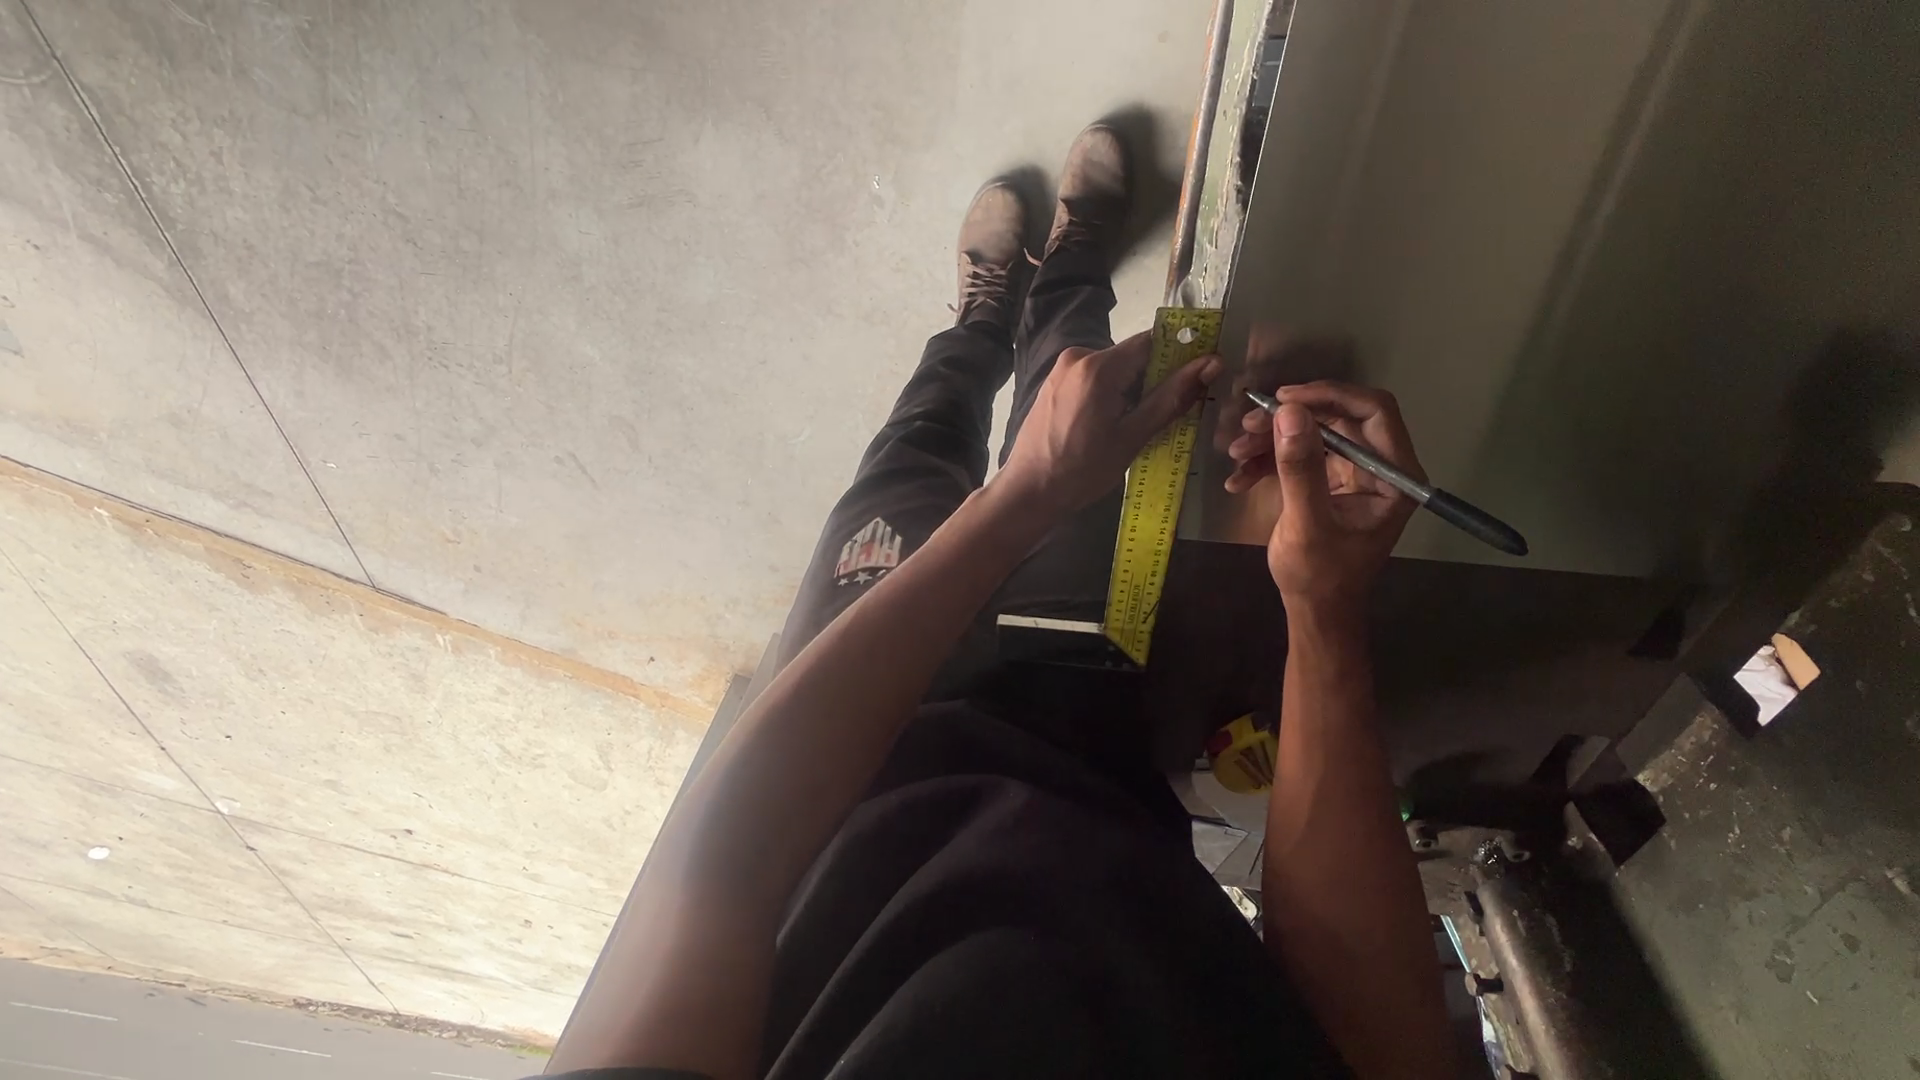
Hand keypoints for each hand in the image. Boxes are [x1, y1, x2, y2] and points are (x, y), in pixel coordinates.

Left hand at [995, 331, 1222, 518]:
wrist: (1029, 491)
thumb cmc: (1082, 470)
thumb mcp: (1133, 435)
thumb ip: (1172, 397)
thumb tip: (1211, 364)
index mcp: (1098, 366)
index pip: (1153, 341)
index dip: (1181, 356)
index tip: (1199, 378)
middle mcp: (1077, 356)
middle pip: (1133, 356)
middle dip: (1155, 380)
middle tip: (1169, 414)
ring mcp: (1061, 369)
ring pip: (1114, 369)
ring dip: (1132, 390)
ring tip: (1136, 425)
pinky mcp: (1054, 383)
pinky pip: (1094, 379)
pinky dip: (1110, 395)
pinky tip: (1111, 425)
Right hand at [1225, 381, 1424, 612]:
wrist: (1314, 610)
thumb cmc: (1320, 576)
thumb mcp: (1307, 523)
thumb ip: (1300, 469)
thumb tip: (1288, 412)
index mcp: (1393, 475)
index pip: (1373, 411)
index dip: (1330, 396)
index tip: (1284, 399)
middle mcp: (1377, 467)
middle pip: (1336, 418)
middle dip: (1289, 420)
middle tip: (1248, 426)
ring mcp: (1352, 474)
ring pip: (1311, 434)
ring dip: (1270, 440)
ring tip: (1235, 453)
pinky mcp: (1327, 483)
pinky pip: (1297, 457)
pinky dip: (1266, 463)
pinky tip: (1238, 480)